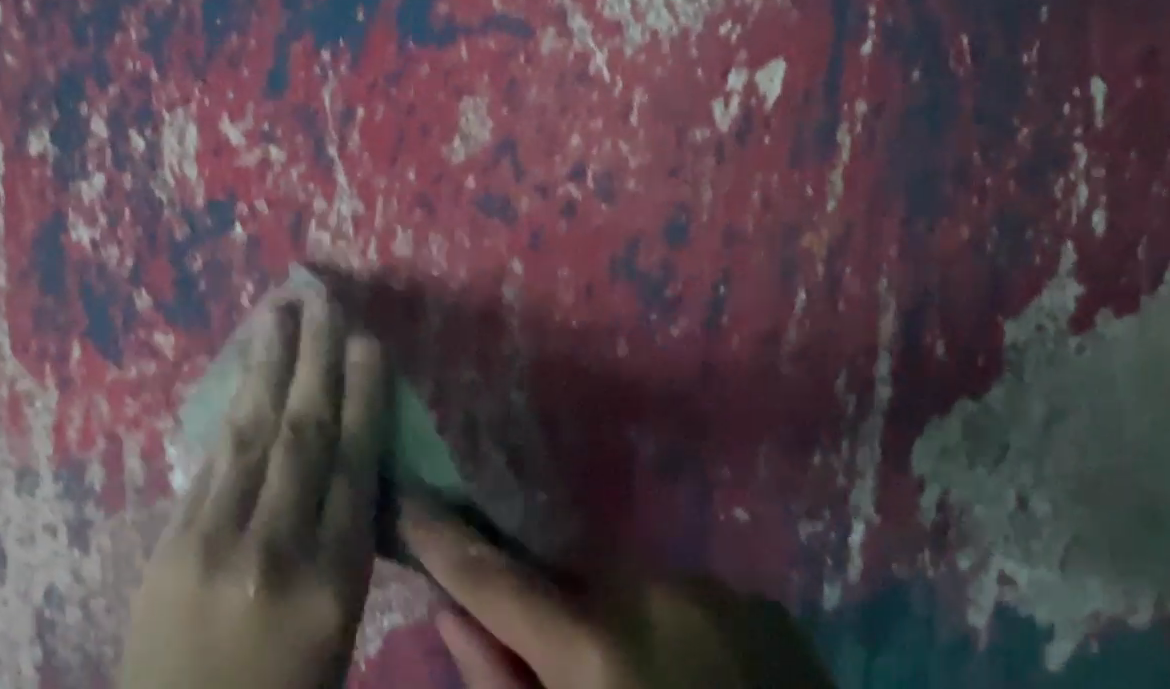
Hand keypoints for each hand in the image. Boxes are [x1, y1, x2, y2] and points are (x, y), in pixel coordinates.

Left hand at [120, 281, 386, 688]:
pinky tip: (242, 377)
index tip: (367, 343)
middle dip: (315, 361)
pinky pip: (211, 462)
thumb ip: (345, 546)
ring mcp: (214, 543)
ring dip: (268, 367)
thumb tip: (350, 462)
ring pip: (252, 435)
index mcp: (333, 583)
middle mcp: (276, 550)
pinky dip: (231, 412)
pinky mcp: (170, 544)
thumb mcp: (338, 630)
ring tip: (279, 313)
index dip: (362, 398)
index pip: (353, 467)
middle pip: (303, 436)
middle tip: (322, 301)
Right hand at [402, 501, 831, 688]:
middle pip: (568, 579)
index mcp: (597, 646)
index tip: (405, 499)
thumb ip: (502, 687)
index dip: (442, 539)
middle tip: (567, 662)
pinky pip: (688, 601)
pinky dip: (674, 630)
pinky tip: (694, 679)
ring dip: (619, 622)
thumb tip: (453, 617)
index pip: (493, 577)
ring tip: (644, 682)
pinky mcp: (763, 605)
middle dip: (553, 608)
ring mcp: (716, 591)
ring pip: (630, 588)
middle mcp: (654, 593)